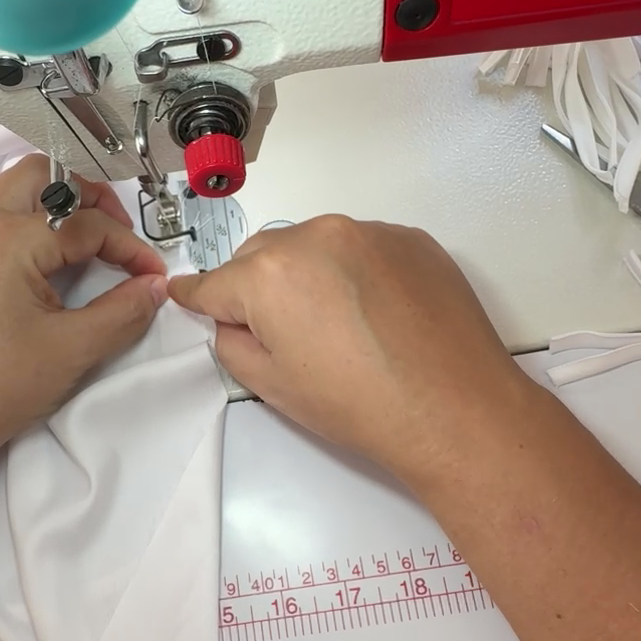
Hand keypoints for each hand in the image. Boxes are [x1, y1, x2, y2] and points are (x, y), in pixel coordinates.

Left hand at [0, 155, 168, 454]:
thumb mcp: (74, 349)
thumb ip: (124, 311)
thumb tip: (156, 286)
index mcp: (8, 239)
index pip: (86, 225)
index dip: (129, 248)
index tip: (152, 276)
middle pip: (44, 176)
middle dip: (90, 199)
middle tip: (116, 237)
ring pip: (8, 184)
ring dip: (49, 199)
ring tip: (78, 238)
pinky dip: (16, 214)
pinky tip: (33, 251)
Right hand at [168, 215, 534, 484]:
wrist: (455, 409)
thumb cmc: (357, 406)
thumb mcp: (272, 387)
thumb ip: (232, 343)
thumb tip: (231, 320)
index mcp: (269, 274)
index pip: (214, 283)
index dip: (197, 298)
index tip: (185, 296)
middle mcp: (315, 236)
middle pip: (261, 255)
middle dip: (255, 286)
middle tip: (276, 330)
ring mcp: (369, 231)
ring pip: (313, 246)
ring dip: (307, 273)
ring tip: (334, 323)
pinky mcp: (411, 239)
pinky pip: (362, 247)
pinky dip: (353, 270)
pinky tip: (375, 312)